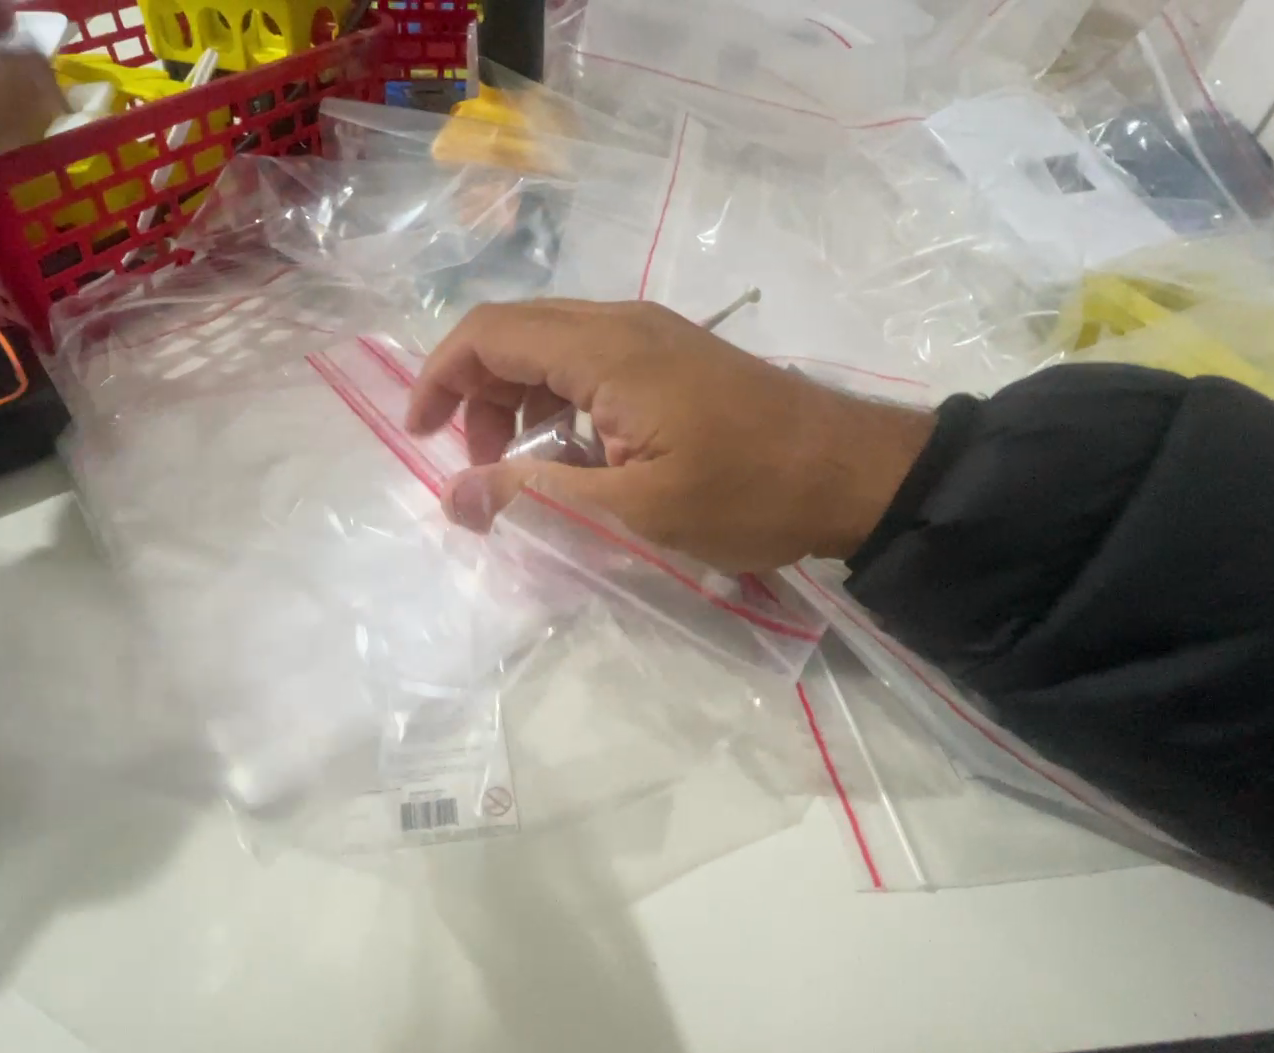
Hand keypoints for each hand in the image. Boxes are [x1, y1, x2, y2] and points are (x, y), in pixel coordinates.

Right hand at [406, 300, 934, 571]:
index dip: (439, 378)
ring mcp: (650, 336)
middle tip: (485, 470)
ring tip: (529, 471)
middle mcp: (621, 323)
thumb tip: (453, 495)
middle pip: (515, 335)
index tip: (419, 435)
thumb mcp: (633, 508)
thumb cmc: (747, 493)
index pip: (489, 335)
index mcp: (605, 349)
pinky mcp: (671, 357)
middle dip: (477, 398)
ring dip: (519, 404)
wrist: (854, 474)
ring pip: (550, 349)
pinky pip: (589, 364)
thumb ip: (536, 495)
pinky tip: (578, 457)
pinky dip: (560, 405)